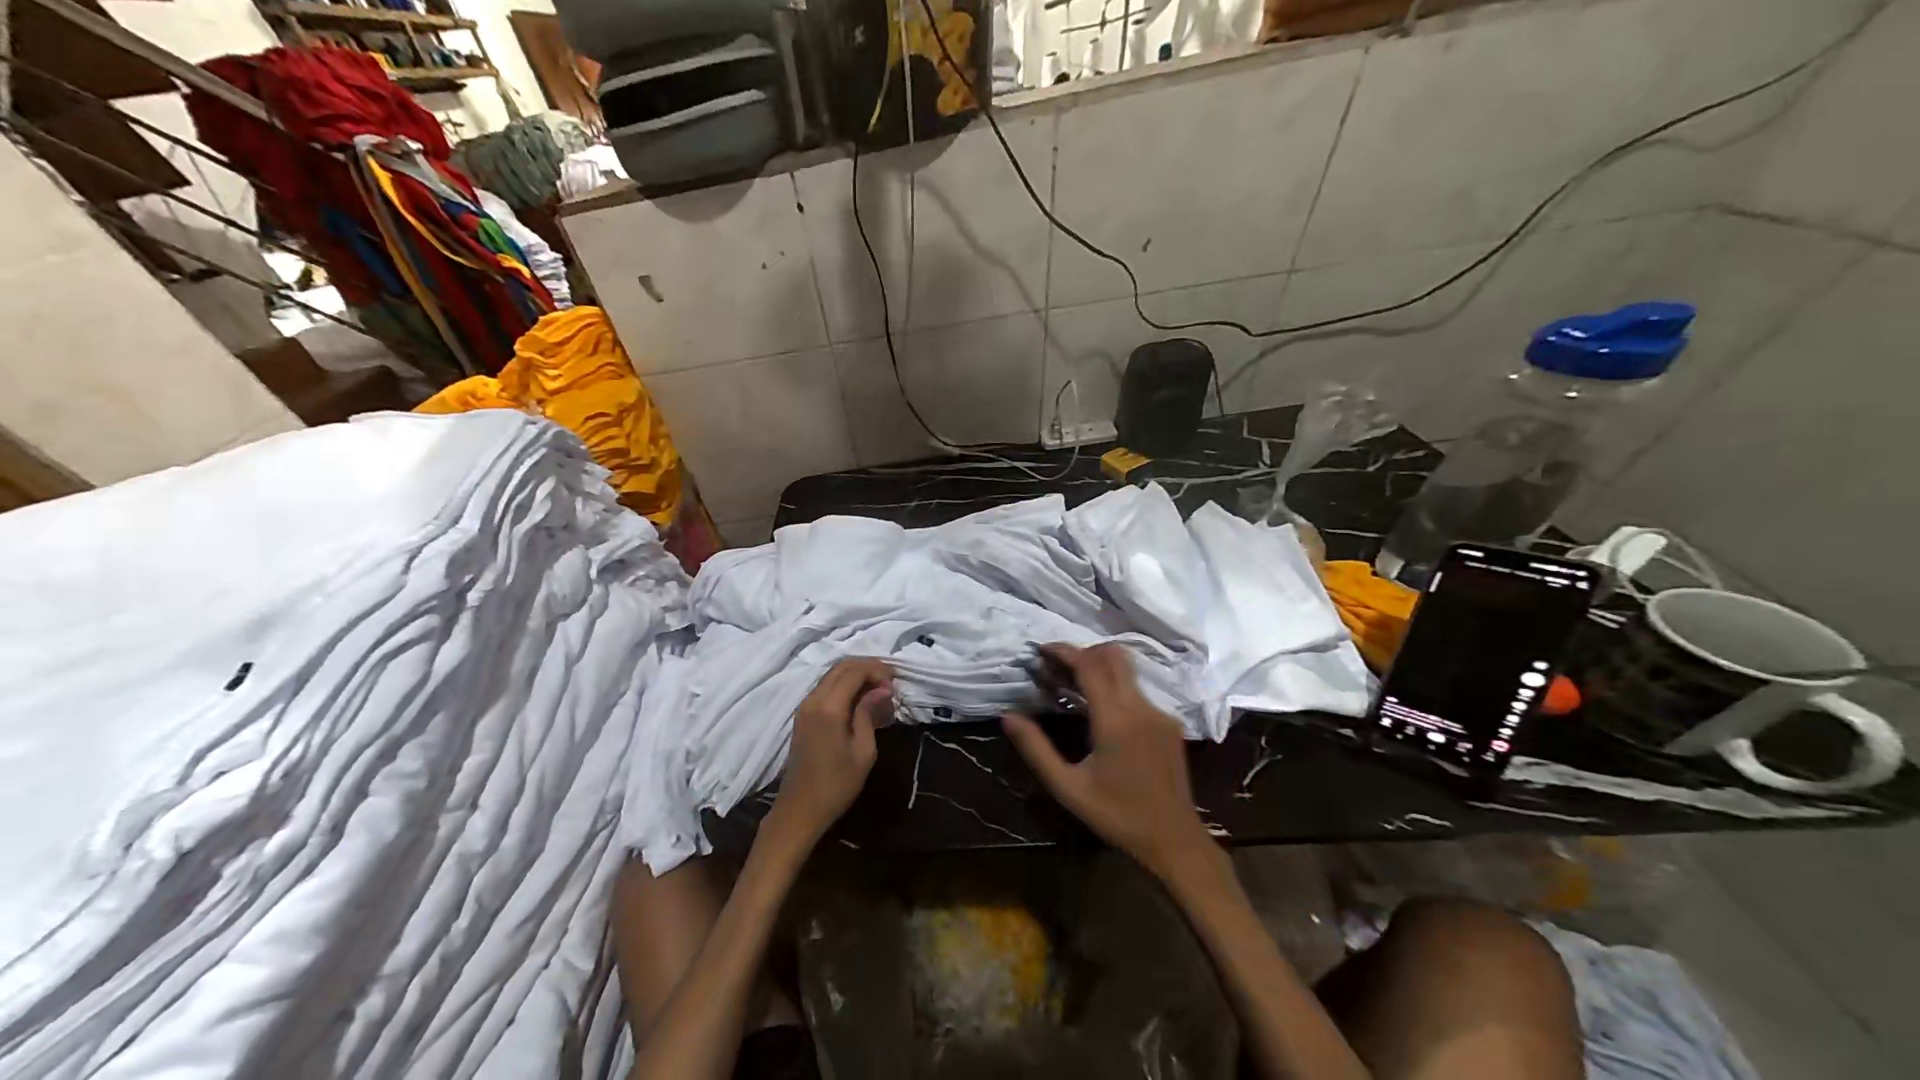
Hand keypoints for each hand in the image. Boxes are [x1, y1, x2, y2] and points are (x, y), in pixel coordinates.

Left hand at [772, 658, 894, 841]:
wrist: (800, 809)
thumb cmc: (837, 785)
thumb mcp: (863, 751)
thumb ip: (869, 713)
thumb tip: (883, 689)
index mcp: (828, 707)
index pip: (854, 671)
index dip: (877, 670)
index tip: (896, 683)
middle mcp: (813, 699)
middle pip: (841, 667)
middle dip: (867, 668)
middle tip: (889, 681)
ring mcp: (804, 707)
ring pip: (832, 675)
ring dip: (856, 675)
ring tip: (879, 690)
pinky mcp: (803, 716)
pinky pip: (825, 688)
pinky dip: (845, 686)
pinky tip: (861, 700)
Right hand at [1002, 644, 1213, 881]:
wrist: (1174, 840)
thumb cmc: (1117, 816)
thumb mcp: (1068, 788)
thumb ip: (1036, 749)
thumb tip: (1009, 716)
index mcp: (1116, 720)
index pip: (1089, 666)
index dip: (1064, 651)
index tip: (1042, 650)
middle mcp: (1142, 708)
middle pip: (1114, 656)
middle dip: (1083, 652)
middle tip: (1057, 666)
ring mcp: (1161, 713)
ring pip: (1128, 671)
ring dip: (1100, 667)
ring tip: (1073, 686)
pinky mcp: (1170, 723)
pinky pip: (1139, 691)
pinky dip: (1116, 687)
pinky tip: (1100, 711)